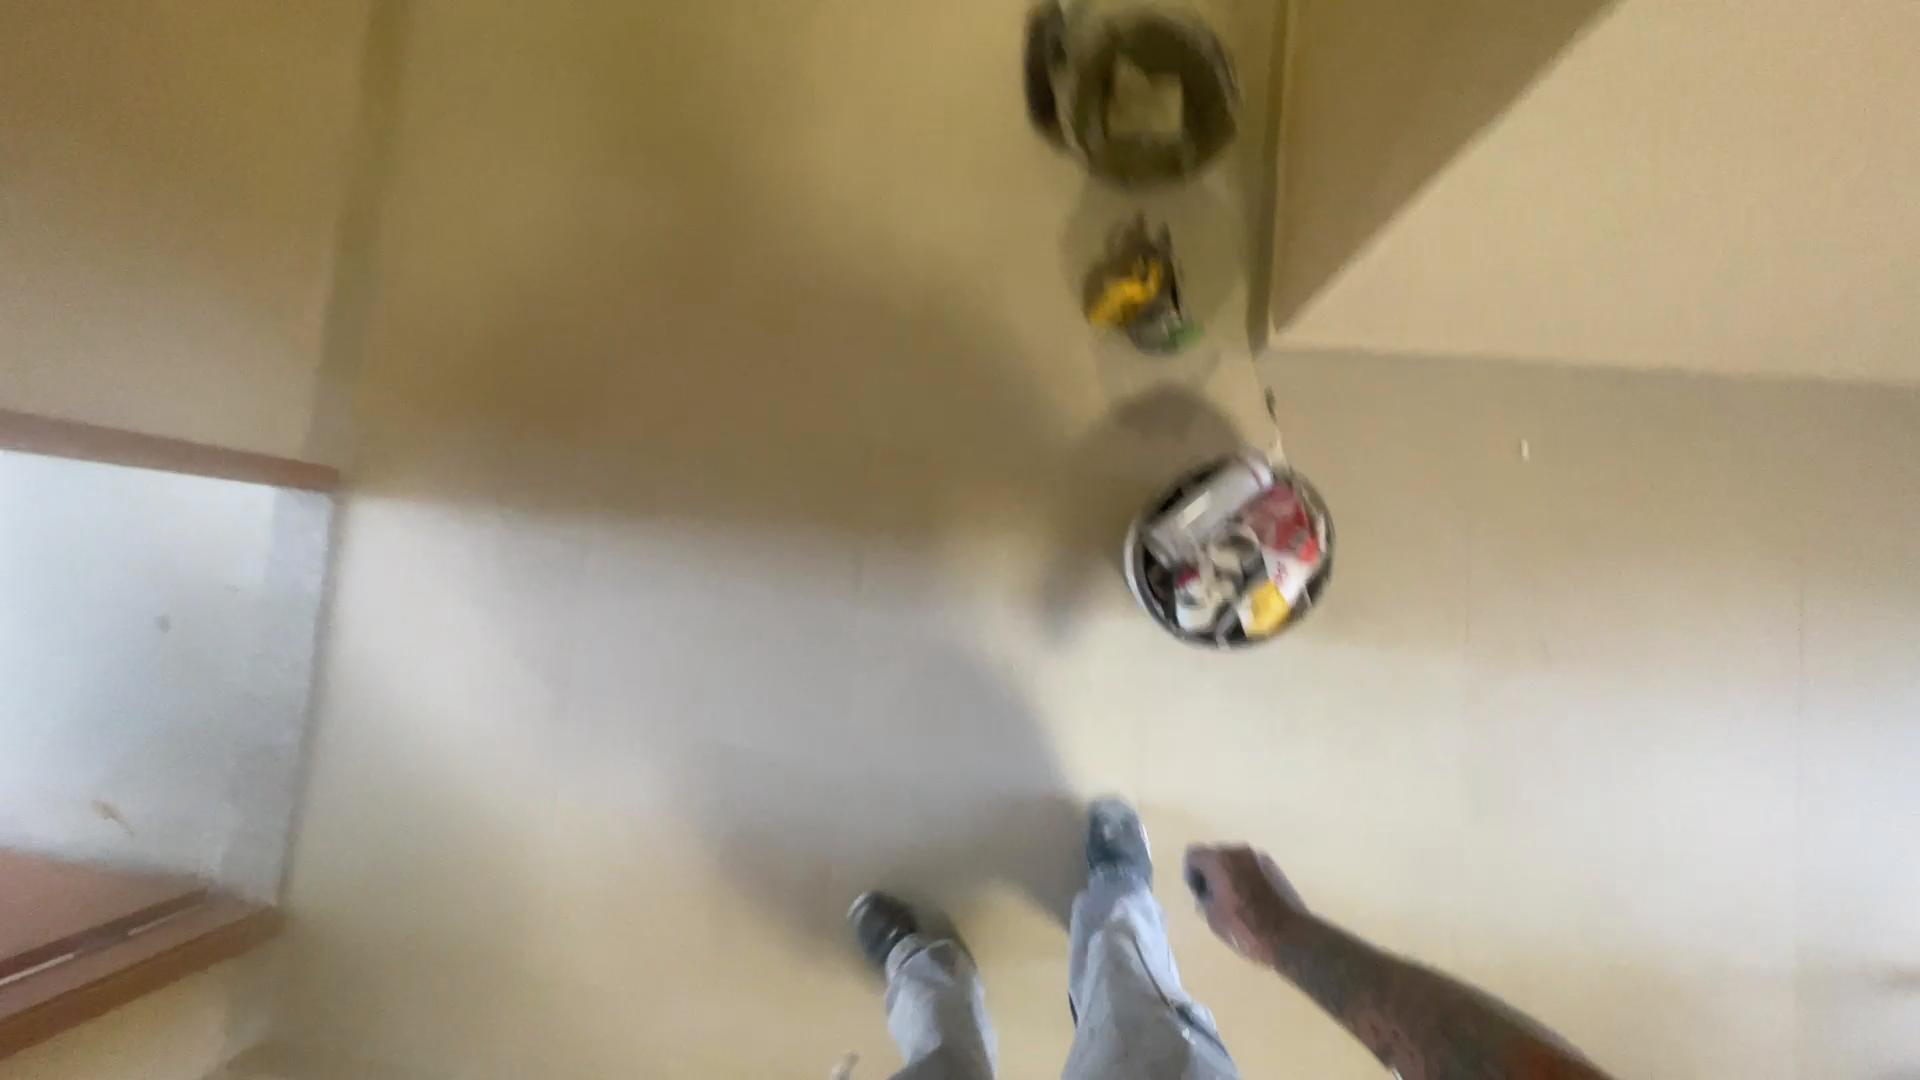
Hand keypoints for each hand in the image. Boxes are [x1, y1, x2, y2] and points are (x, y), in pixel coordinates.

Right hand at [1183, 844, 1307, 965]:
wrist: (1292, 938)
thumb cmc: (1246, 928)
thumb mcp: (1213, 918)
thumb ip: (1202, 897)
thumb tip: (1206, 892)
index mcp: (1219, 859)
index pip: (1193, 854)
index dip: (1191, 874)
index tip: (1200, 895)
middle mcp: (1238, 851)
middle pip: (1214, 855)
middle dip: (1210, 874)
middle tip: (1215, 900)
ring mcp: (1259, 858)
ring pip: (1234, 861)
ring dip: (1229, 876)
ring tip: (1235, 903)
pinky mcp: (1275, 868)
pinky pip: (1250, 868)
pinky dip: (1246, 879)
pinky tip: (1253, 903)